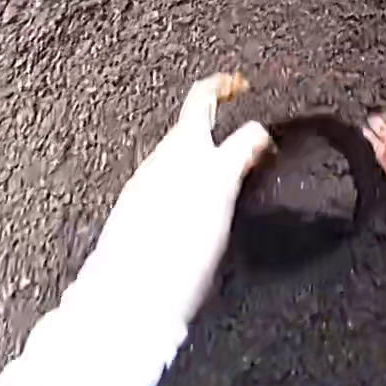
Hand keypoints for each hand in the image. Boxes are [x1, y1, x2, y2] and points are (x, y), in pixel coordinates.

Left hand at [69, 73, 271, 323]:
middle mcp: (160, 157)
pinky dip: (187, 179)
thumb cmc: (178, 247)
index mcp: (182, 144)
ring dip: (202, 150)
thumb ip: (242, 152)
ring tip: (226, 167)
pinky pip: (167, 182)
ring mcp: (144, 185)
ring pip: (178, 153)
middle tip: (238, 127)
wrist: (128, 301)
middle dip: (215, 120)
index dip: (225, 85)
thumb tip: (258, 134)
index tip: (240, 85)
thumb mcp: (223, 189)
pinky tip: (197, 202)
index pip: (203, 95)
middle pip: (189, 124)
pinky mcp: (135, 213)